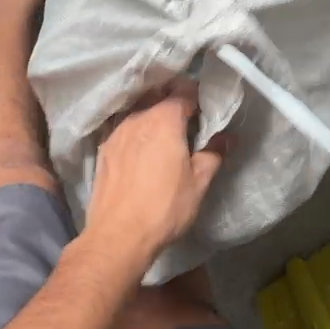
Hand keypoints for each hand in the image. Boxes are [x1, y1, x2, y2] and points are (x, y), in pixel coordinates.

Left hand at [84, 85, 224, 269]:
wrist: (117, 236)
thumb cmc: (164, 207)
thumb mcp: (199, 183)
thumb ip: (213, 153)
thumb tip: (226, 137)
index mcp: (164, 119)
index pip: (184, 92)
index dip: (197, 98)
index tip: (205, 112)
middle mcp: (137, 117)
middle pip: (159, 97)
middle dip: (174, 104)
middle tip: (188, 124)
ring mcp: (116, 132)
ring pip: (139, 112)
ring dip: (153, 117)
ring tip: (164, 138)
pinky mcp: (104, 149)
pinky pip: (125, 129)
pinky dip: (137, 132)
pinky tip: (142, 151)